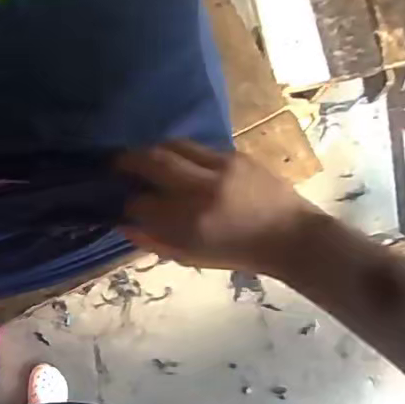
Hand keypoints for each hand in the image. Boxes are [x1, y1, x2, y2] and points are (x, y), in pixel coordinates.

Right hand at [118, 140, 319, 271]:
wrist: (290, 236)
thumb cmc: (236, 253)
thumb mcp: (190, 257)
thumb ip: (153, 241)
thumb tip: (124, 224)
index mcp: (189, 223)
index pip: (141, 204)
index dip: (125, 202)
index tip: (118, 202)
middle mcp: (201, 191)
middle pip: (152, 163)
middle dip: (127, 161)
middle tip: (114, 164)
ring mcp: (219, 169)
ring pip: (172, 146)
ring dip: (150, 150)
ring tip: (140, 157)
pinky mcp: (234, 156)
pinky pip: (195, 147)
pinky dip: (176, 151)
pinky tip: (171, 158)